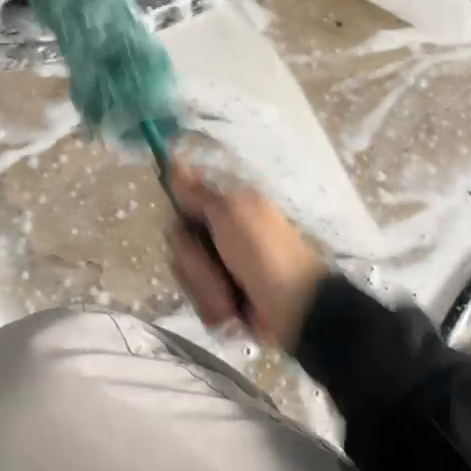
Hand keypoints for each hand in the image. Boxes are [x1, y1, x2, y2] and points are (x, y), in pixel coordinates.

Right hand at [166, 162, 330, 350]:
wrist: (296, 308)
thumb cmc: (264, 254)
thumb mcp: (231, 214)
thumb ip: (198, 192)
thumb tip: (175, 160)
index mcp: (226, 208)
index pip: (181, 204)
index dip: (181, 218)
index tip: (188, 229)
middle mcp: (219, 234)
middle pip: (179, 243)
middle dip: (194, 262)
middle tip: (215, 267)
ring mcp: (220, 267)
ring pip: (186, 273)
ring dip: (205, 288)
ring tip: (229, 297)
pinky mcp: (220, 296)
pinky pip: (196, 299)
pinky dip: (213, 307)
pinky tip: (230, 310)